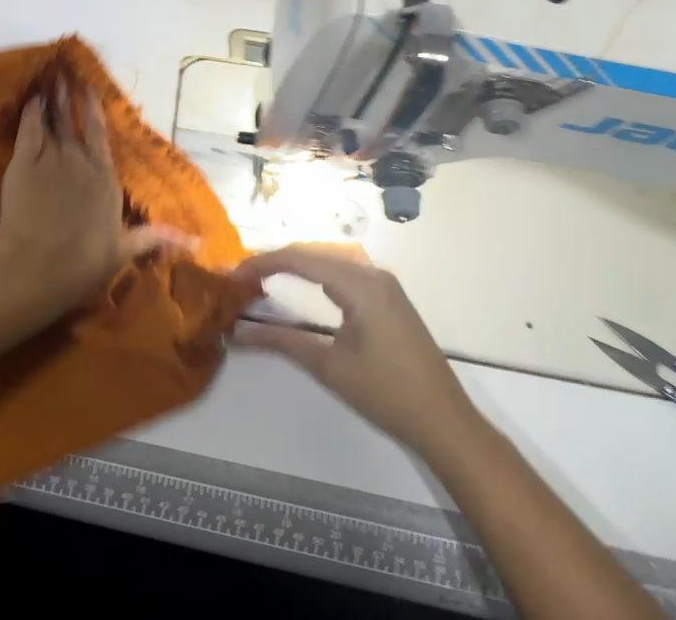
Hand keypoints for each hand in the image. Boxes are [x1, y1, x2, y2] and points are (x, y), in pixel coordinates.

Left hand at [0, 85, 184, 310]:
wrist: (41, 263)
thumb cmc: (85, 261)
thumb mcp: (125, 249)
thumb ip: (155, 238)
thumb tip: (198, 242)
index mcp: (105, 178)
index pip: (100, 136)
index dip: (94, 111)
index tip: (90, 90)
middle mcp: (81, 161)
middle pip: (75, 123)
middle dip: (70, 99)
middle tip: (65, 76)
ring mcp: (51, 158)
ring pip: (52, 121)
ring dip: (52, 101)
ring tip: (50, 81)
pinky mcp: (24, 162)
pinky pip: (28, 130)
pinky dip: (29, 114)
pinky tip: (30, 101)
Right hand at [233, 244, 481, 456]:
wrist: (444, 421)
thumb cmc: (386, 393)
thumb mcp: (328, 366)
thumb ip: (281, 341)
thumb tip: (236, 333)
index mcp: (361, 285)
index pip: (300, 259)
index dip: (262, 263)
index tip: (232, 276)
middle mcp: (374, 275)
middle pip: (314, 253)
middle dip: (275, 261)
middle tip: (240, 278)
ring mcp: (385, 286)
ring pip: (329, 261)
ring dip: (295, 266)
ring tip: (261, 279)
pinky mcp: (389, 300)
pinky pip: (344, 274)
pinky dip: (315, 275)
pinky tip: (299, 287)